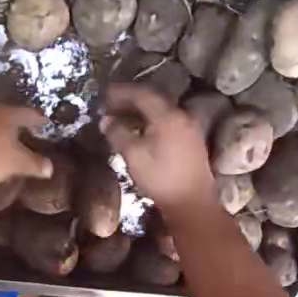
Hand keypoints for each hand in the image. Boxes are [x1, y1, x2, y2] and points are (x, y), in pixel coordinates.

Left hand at [0, 105, 53, 191]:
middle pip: (6, 114)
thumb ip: (34, 164)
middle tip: (24, 129)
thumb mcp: (16, 164)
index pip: (27, 114)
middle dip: (15, 122)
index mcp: (6, 115)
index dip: (38, 119)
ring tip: (1, 138)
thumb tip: (50, 167)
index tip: (45, 121)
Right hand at [101, 83, 215, 215]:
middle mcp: (182, 116)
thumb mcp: (134, 156)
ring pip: (162, 110)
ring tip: (122, 115)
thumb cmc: (161, 179)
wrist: (192, 203)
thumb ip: (118, 134)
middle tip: (111, 104)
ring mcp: (190, 128)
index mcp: (168, 116)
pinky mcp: (192, 140)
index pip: (142, 94)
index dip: (121, 93)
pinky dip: (152, 120)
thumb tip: (106, 120)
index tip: (104, 95)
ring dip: (141, 110)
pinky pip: (169, 121)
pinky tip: (141, 129)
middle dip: (131, 99)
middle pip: (154, 99)